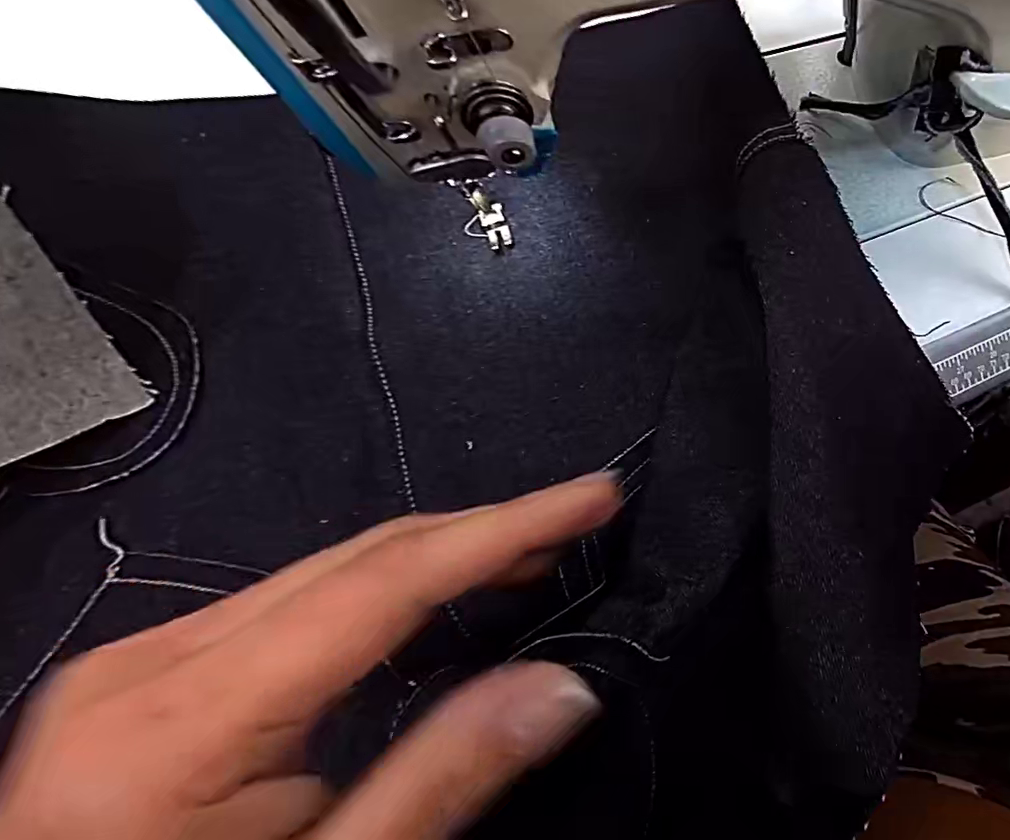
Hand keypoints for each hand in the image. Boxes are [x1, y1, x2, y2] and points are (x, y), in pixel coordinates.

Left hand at [0, 474, 620, 839]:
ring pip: (348, 561)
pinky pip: (317, 588)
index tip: (597, 493)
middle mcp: (157, 660)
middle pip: (370, 556)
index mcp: (181, 722)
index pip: (388, 579)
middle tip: (588, 516)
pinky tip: (455, 586)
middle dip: (494, 527)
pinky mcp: (159, 666)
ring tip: (542, 548)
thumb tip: (568, 684)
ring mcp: (148, 656)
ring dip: (458, 547)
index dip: (508, 526)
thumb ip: (442, 780)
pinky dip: (408, 576)